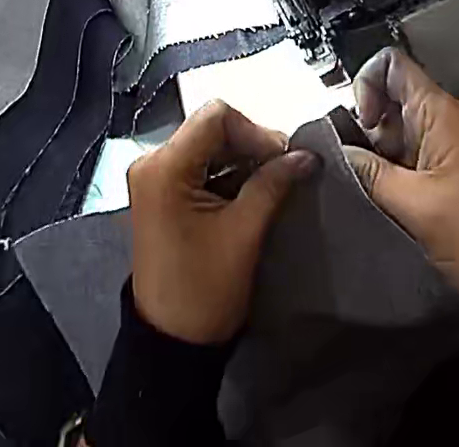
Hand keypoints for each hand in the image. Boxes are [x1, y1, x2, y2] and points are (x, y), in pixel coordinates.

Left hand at [127, 101, 319, 343]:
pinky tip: (249, 190)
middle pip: (210, 127)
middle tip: (283, 170)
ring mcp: (154, 175)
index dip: (254, 131)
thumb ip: (273, 184)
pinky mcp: (160, 189)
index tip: (282, 158)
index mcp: (164, 167)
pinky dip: (226, 170)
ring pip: (206, 143)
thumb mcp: (244, 233)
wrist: (171, 341)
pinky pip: (198, 162)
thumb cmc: (205, 290)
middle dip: (250, 144)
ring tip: (271, 181)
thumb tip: (306, 155)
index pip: (215, 117)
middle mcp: (152, 161)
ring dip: (241, 158)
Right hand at [343, 48, 458, 350]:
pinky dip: (388, 177)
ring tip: (367, 192)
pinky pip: (405, 161)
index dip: (365, 84)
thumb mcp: (420, 207)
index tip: (360, 126)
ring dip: (373, 158)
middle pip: (384, 101)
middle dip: (362, 129)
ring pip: (391, 134)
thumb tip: (334, 152)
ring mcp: (444, 150)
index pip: (390, 65)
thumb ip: (370, 174)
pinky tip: (384, 206)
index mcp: (438, 115)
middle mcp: (440, 124)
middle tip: (356, 167)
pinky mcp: (446, 177)